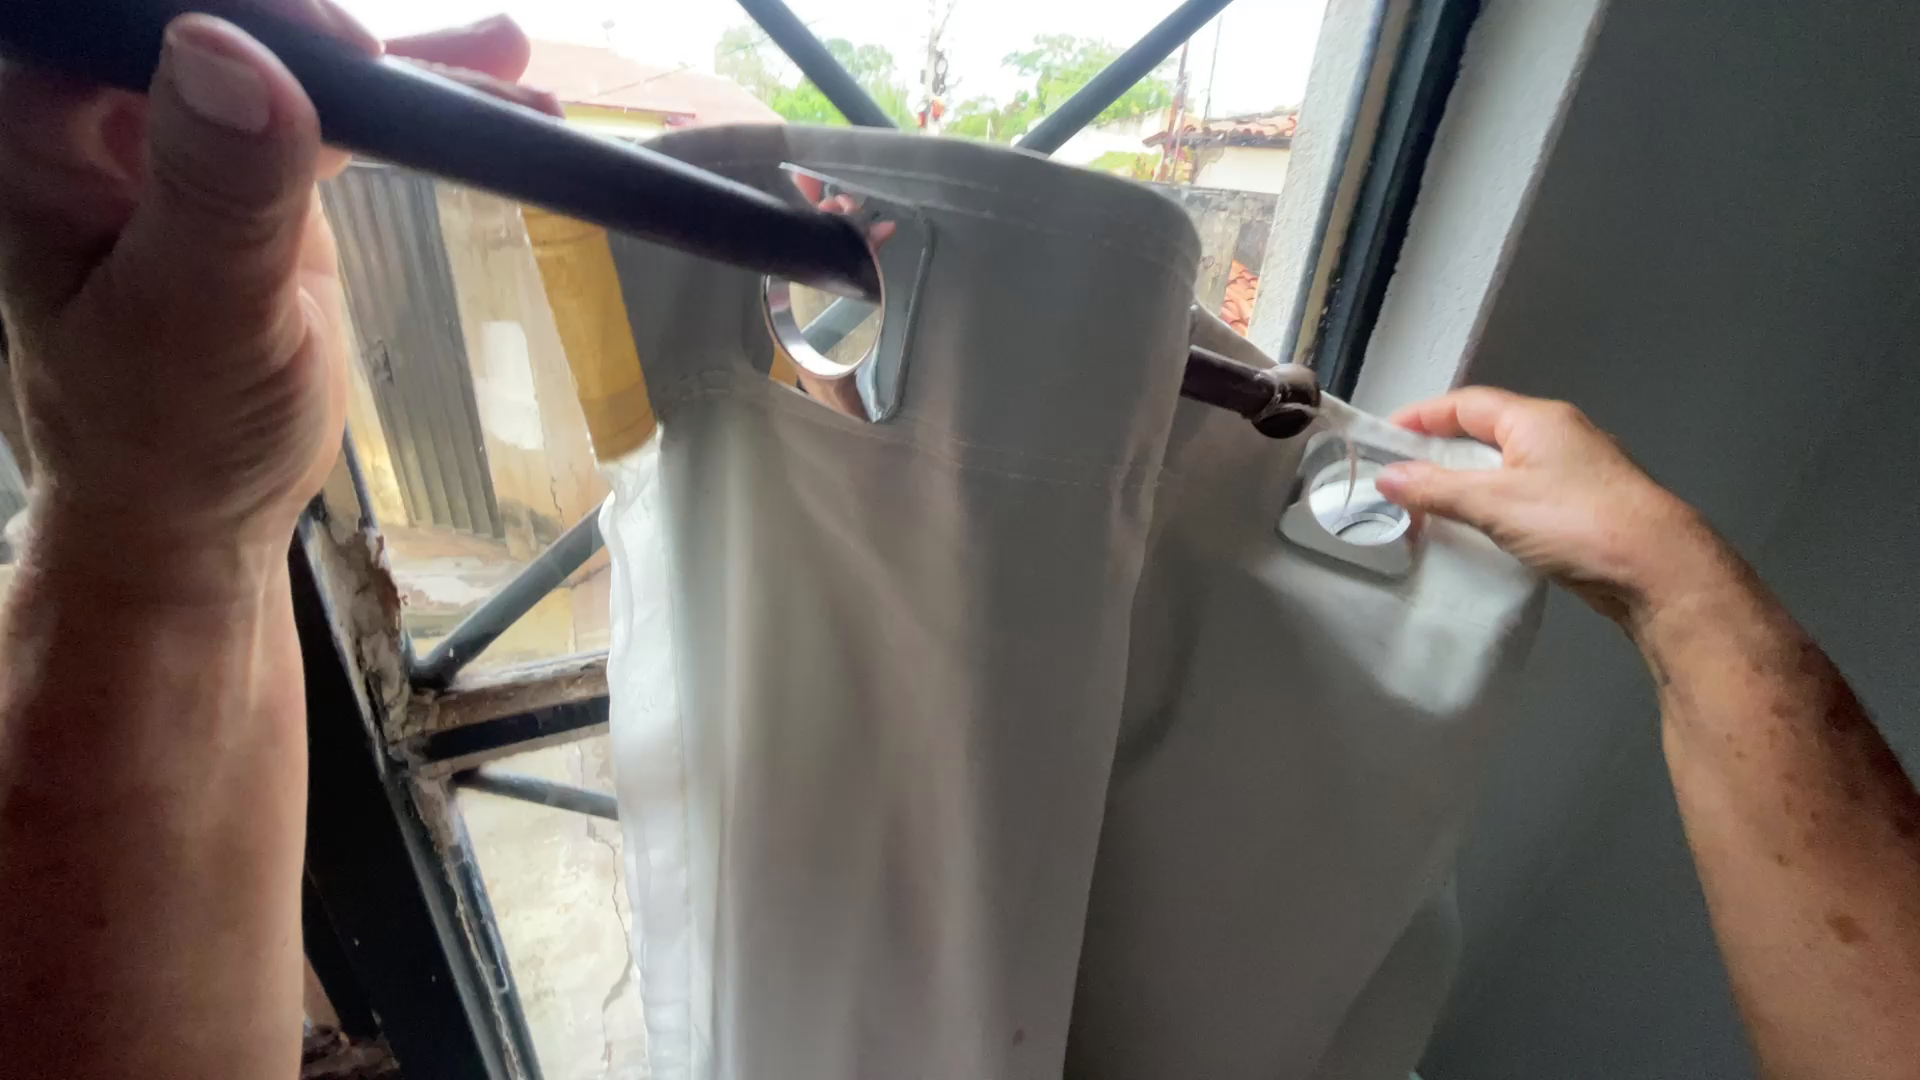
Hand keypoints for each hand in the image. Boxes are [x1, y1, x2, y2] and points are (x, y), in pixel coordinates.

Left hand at [0, 5, 555, 598]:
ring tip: (512, 68)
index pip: (143, 14)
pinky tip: (480, 109)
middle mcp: (119, 113)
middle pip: (247, 33)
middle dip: (358, 41)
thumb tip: (237, 54)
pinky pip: (347, 136)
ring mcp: (205, 149)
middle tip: (484, 54)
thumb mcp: (198, 314)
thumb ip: (219, 193)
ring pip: (310, 79)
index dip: (260, 13)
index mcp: (52, 124)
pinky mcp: (273, 193)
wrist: (198, 491)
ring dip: (415, 76)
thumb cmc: (171, 424)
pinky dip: (418, 127)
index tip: (362, 57)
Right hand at [1373, 387, 1734, 624]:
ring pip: (1498, 464)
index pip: (1466, 404)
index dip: (1420, 416)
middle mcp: (1556, 436)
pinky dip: (1482, 501)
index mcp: (1537, 421)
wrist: (1660, 572)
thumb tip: (1386, 477)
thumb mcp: (1492, 501)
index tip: (1383, 437)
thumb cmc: (1578, 522)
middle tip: (1395, 471)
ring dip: (1458, 478)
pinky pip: (1514, 491)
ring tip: (1421, 500)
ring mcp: (1570, 471)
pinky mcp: (1576, 505)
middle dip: (1435, 449)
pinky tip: (1466, 524)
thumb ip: (1433, 488)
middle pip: (1481, 432)